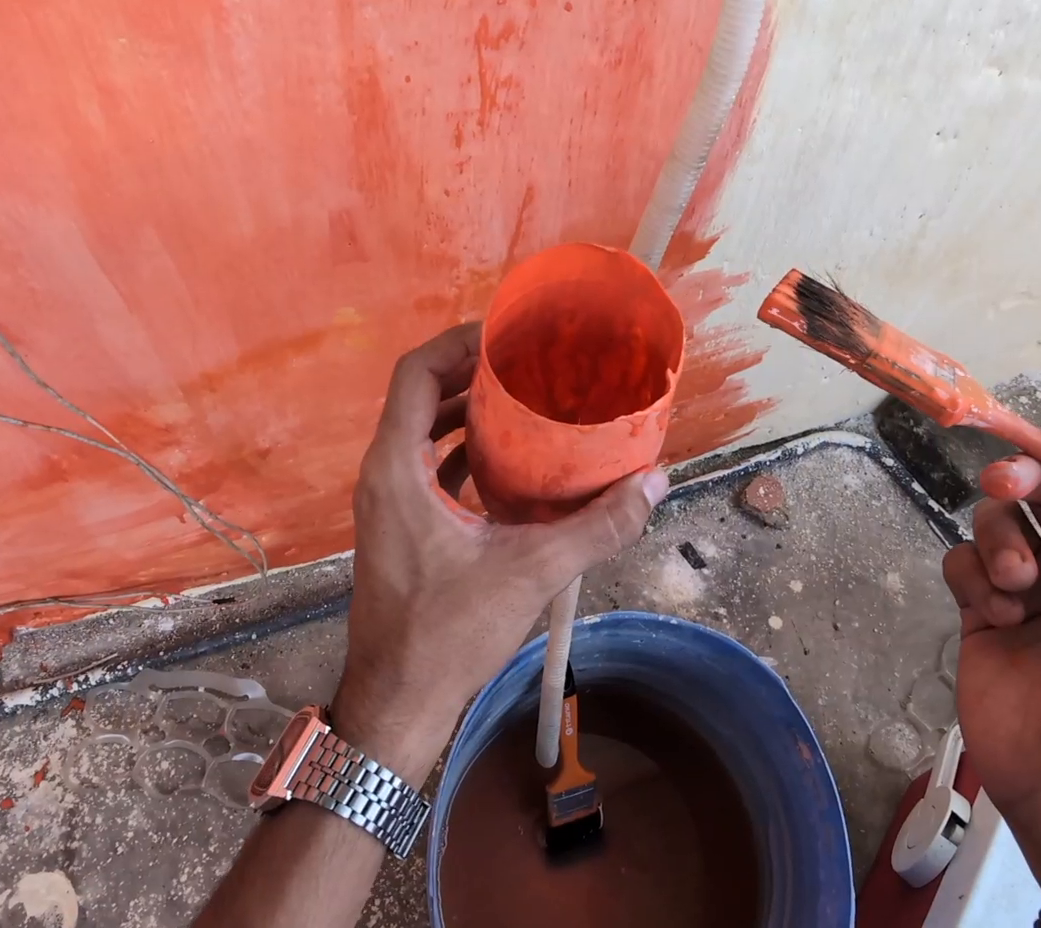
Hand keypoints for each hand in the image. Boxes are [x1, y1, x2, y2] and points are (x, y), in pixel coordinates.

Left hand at [331, 323, 667, 783]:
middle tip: (531, 362)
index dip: (458, 343)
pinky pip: (428, 466)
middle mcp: (383, 474)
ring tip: (526, 400)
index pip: (416, 374)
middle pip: (422, 395)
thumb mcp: (530, 573)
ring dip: (469, 410)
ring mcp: (388, 502)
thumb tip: (656, 482)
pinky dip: (463, 449)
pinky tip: (511, 460)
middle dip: (472, 372)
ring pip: (424, 431)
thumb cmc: (449, 634)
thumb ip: (596, 527)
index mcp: (396, 468)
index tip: (510, 336)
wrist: (398, 703)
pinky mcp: (401, 526)